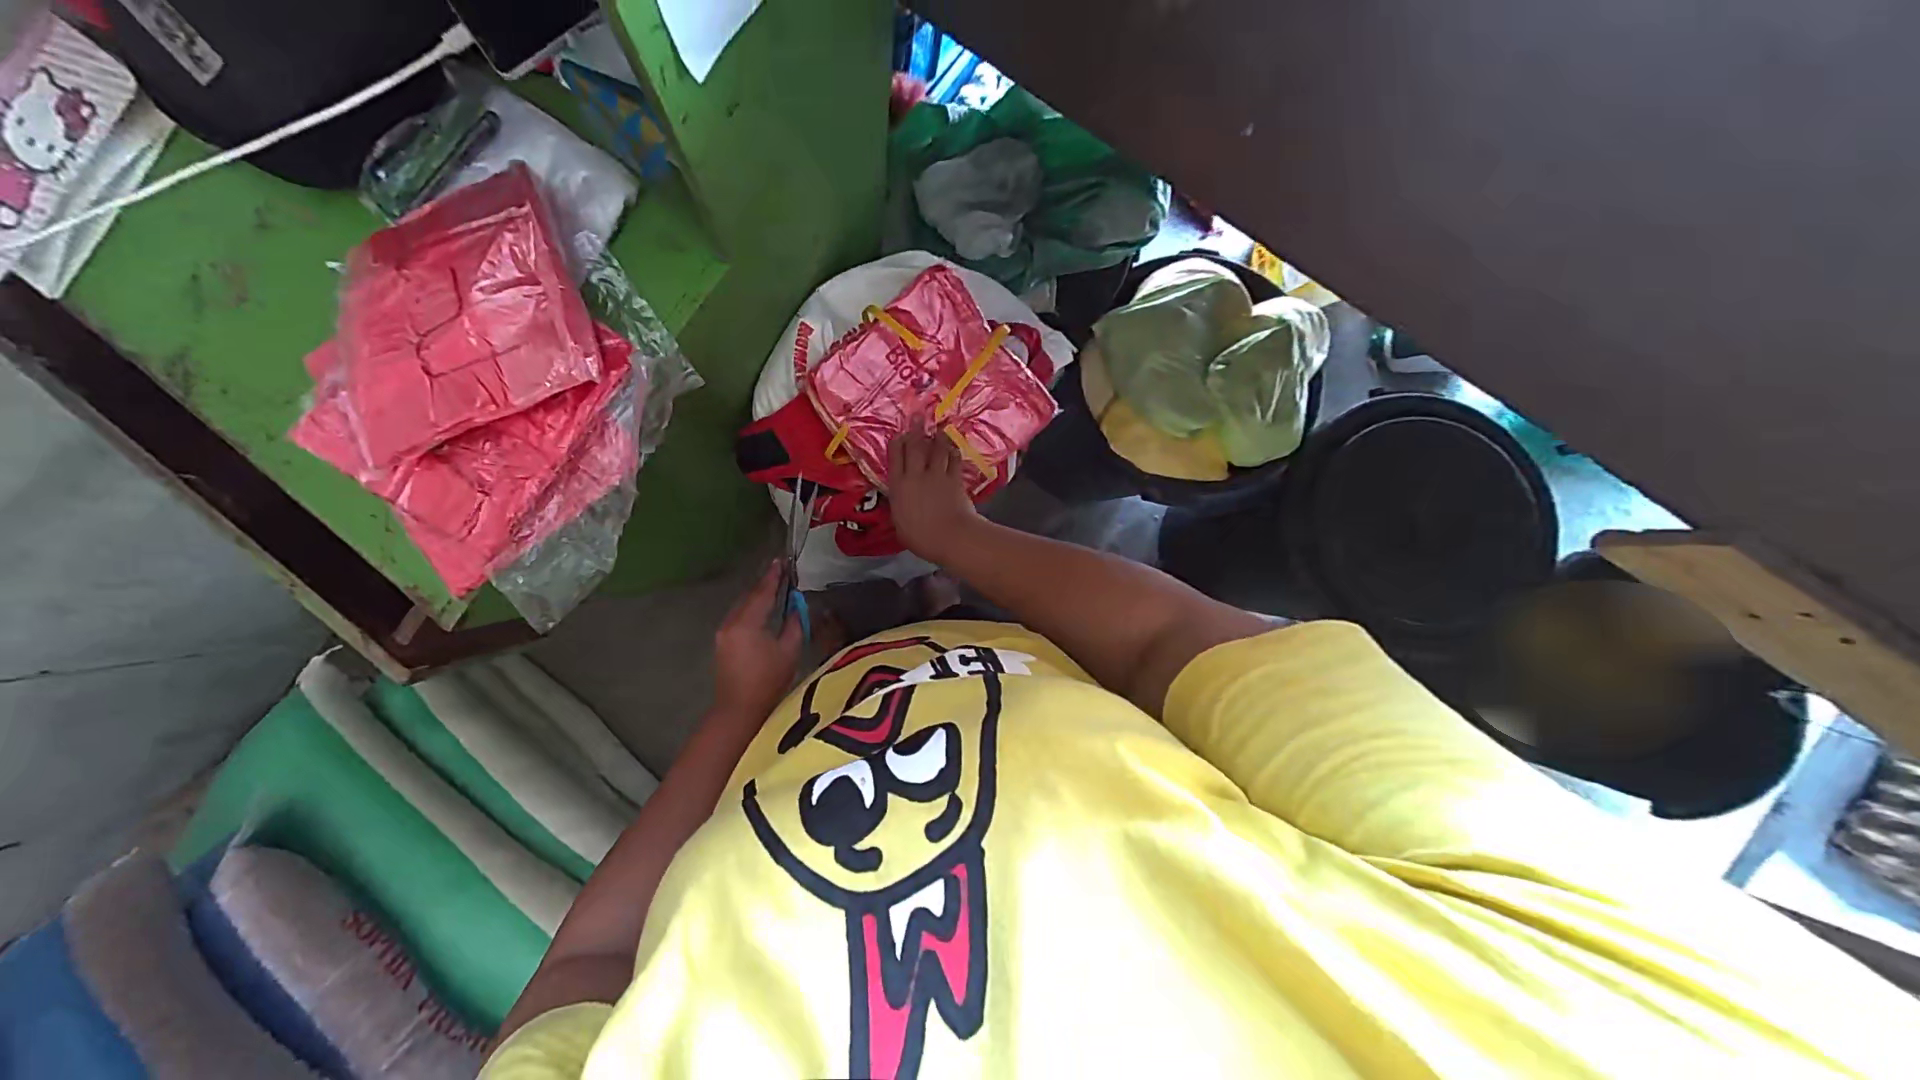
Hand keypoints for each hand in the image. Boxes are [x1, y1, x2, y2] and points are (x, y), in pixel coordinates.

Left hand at [711, 561, 804, 718]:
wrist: (739, 710)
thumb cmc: (768, 681)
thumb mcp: (789, 651)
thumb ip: (795, 623)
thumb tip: (797, 606)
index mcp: (747, 623)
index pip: (762, 593)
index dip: (773, 577)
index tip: (781, 561)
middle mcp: (730, 623)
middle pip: (749, 597)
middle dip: (764, 584)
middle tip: (780, 572)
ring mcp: (723, 633)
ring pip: (742, 606)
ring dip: (757, 597)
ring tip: (774, 587)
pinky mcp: (722, 642)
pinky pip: (738, 617)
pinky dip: (751, 609)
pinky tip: (762, 608)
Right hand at [887, 419, 981, 562]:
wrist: (951, 536)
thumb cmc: (921, 538)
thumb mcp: (901, 524)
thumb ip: (900, 508)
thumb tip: (900, 503)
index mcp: (899, 487)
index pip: (895, 458)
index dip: (897, 444)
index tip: (899, 434)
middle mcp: (916, 476)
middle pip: (915, 447)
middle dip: (916, 430)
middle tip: (918, 416)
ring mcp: (937, 475)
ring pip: (936, 449)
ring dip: (937, 437)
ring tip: (938, 427)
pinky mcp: (955, 479)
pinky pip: (953, 460)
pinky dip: (953, 452)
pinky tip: (953, 447)